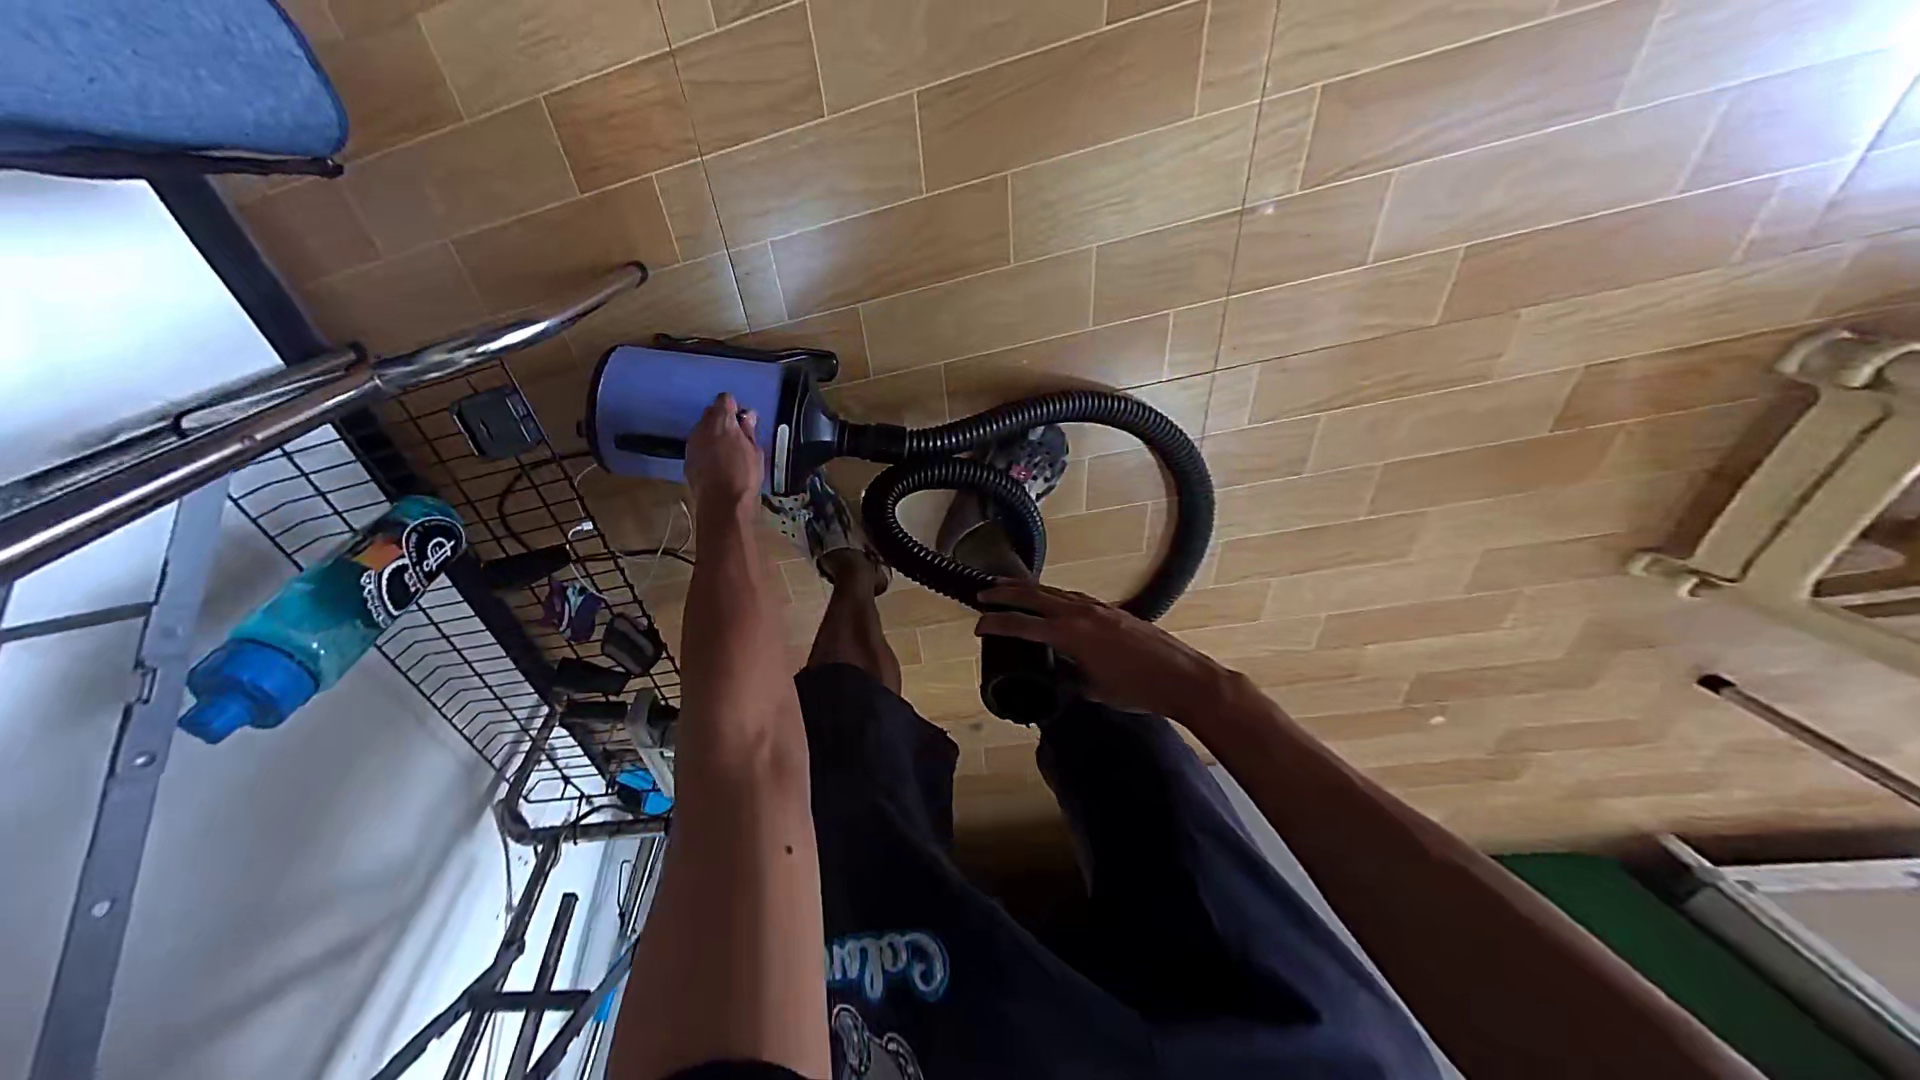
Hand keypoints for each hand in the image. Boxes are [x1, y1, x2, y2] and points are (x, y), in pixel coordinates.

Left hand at [683, 393, 761, 512]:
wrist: (722, 503)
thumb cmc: (745, 476)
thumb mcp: (755, 452)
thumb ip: (749, 431)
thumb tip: (748, 416)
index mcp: (723, 422)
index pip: (724, 399)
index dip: (734, 406)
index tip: (743, 419)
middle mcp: (703, 427)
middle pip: (710, 412)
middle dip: (722, 418)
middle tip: (737, 434)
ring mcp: (692, 442)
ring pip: (702, 429)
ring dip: (713, 433)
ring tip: (726, 450)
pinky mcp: (687, 458)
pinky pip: (697, 445)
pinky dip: (706, 448)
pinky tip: (716, 463)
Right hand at [974, 578, 1230, 717]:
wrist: (1182, 677)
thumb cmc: (1137, 690)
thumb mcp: (1094, 690)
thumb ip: (1069, 679)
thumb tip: (1055, 676)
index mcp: (1071, 635)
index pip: (1023, 624)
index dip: (996, 623)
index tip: (977, 626)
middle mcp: (1080, 613)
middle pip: (1034, 595)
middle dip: (1005, 592)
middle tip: (982, 592)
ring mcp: (1098, 608)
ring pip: (1054, 591)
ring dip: (1029, 589)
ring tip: (1008, 587)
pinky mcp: (1111, 610)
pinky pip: (1073, 596)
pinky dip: (1054, 595)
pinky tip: (1050, 599)